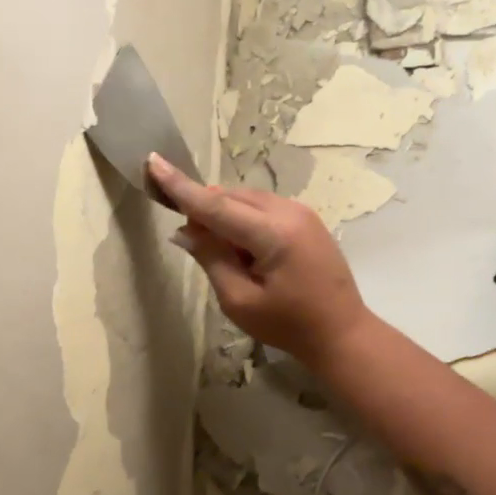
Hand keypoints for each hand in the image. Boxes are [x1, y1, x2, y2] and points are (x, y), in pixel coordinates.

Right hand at [147, 154, 372, 362]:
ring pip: (246, 199)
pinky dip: (244, 220)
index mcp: (273, 233)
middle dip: (204, 210)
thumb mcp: (240, 301)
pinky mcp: (306, 219)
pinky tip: (245, 250)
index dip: (181, 187)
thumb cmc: (289, 325)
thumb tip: (185, 231)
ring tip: (227, 256)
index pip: (216, 204)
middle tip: (195, 244)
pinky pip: (263, 207)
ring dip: (225, 216)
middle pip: (231, 196)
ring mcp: (301, 211)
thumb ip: (211, 260)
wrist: (342, 332)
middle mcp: (289, 211)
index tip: (154, 162)